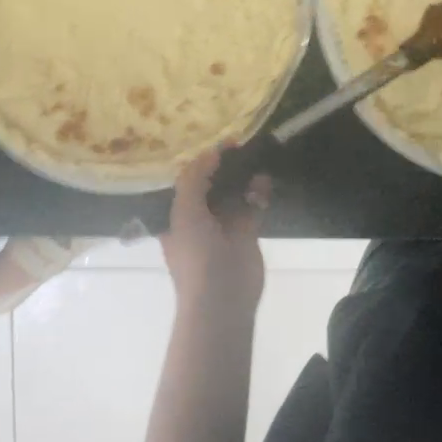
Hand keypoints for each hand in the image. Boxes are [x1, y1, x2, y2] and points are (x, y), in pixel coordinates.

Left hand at [163, 147, 270, 313]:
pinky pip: (253, 205)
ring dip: (244, 177)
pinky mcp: (247, 233)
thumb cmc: (195, 255)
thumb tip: (211, 152)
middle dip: (225, 166)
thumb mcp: (184, 212)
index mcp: (177, 215)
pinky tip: (264, 179)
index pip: (187, 181)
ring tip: (255, 158)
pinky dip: (259, 192)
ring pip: (234, 193)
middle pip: (212, 185)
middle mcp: (199, 218)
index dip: (201, 161)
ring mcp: (224, 226)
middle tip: (241, 144)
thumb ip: (195, 179)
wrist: (221, 298)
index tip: (218, 144)